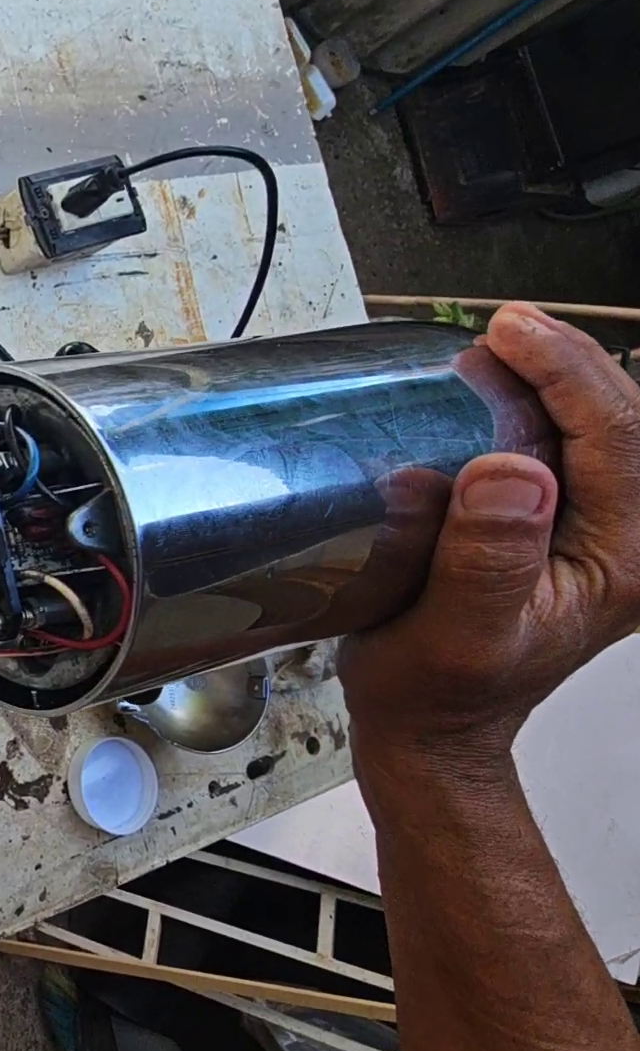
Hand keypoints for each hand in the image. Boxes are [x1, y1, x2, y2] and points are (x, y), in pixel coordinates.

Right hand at [340, 303, 639, 771]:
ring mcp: (590, 538)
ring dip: (552, 384)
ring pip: (595, 435)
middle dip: (569, 365)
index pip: (619, 438)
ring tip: (497, 351)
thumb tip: (508, 473)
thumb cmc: (438, 687)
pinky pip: (557, 458)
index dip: (567, 374)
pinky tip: (490, 402)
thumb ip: (490, 559)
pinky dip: (527, 417)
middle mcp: (626, 540)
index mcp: (627, 558)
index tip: (509, 333)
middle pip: (621, 425)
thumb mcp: (460, 632)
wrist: (430, 721)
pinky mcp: (548, 536)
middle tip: (504, 329)